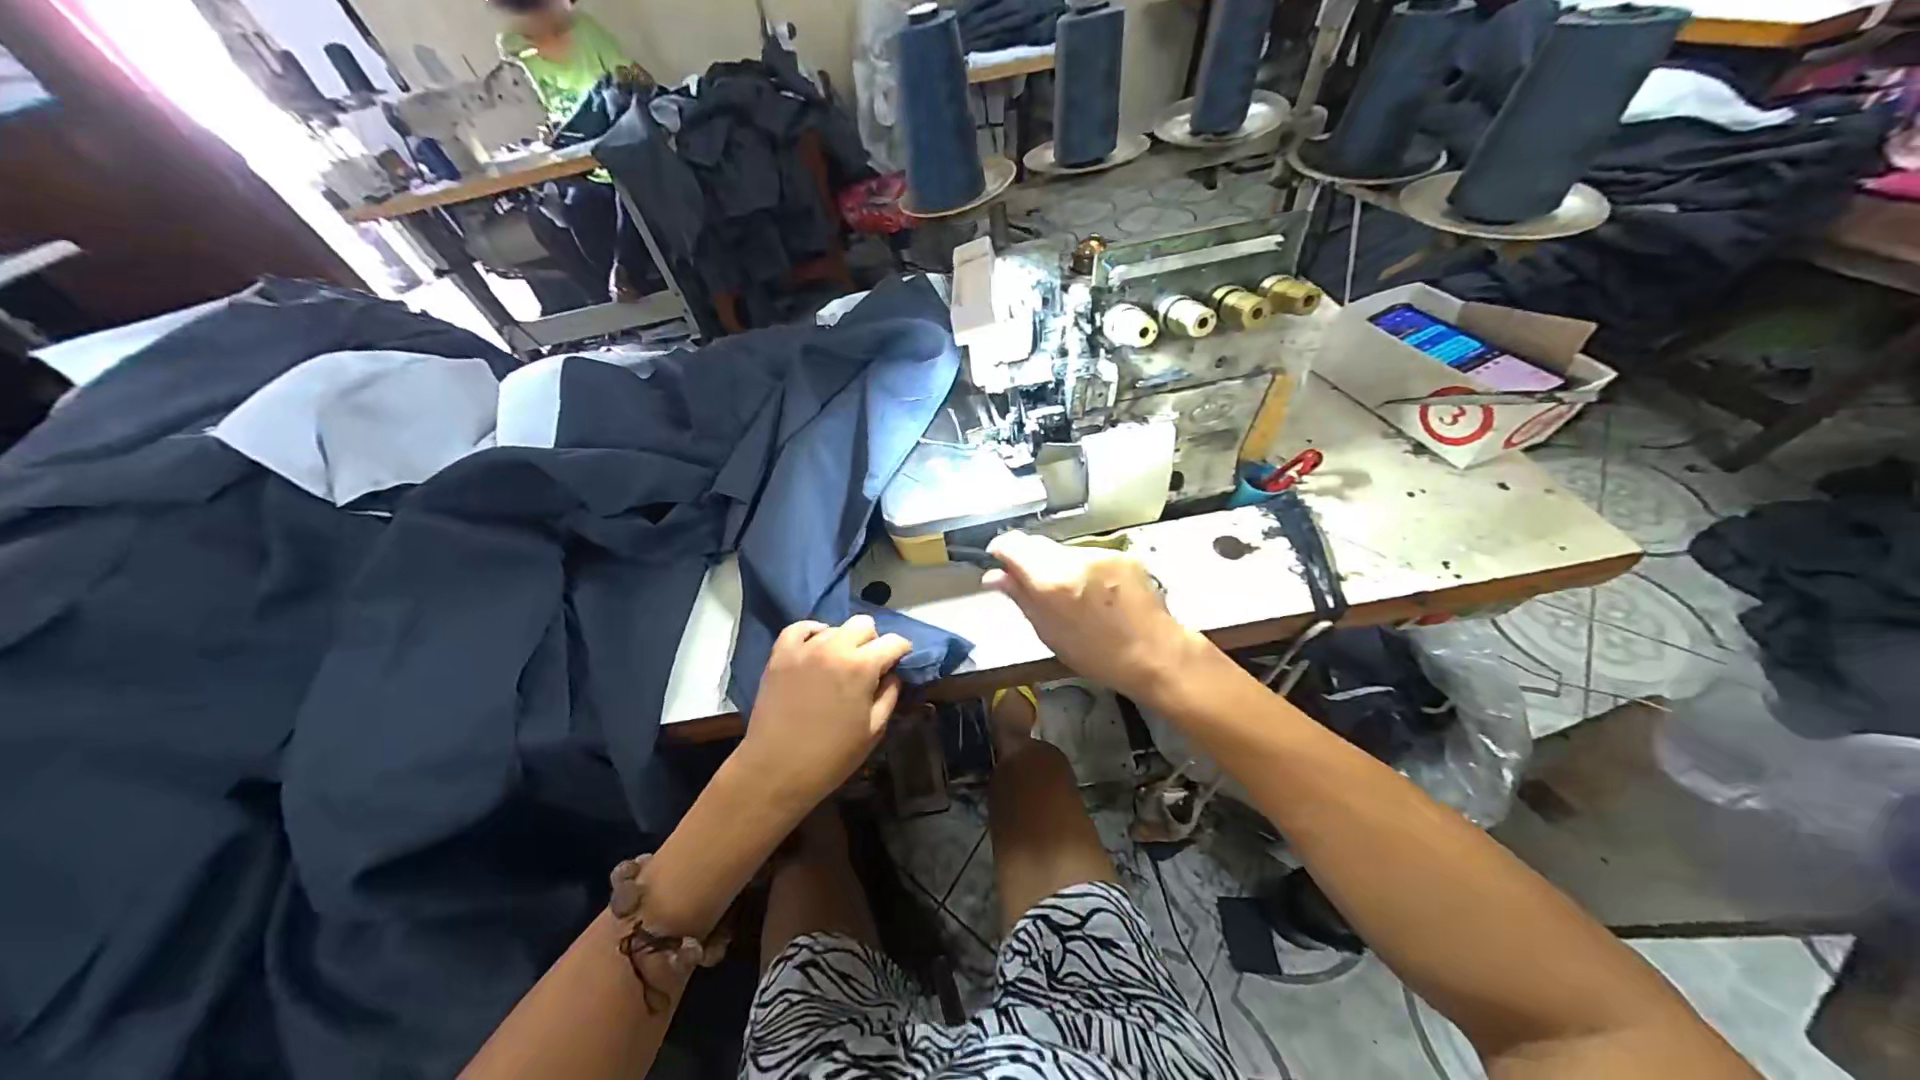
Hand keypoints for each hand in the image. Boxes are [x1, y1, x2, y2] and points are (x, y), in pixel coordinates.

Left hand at [738, 616, 913, 806]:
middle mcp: (834, 648)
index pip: (894, 642)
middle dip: (873, 642)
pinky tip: (815, 648)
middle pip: (864, 624)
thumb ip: (889, 695)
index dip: (902, 652)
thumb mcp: (873, 730)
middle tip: (869, 666)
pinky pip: (799, 628)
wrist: (775, 770)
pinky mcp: (780, 655)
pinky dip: (812, 633)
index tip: (899, 664)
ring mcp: (804, 649)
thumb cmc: (830, 757)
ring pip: (834, 627)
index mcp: (861, 667)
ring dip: (843, 641)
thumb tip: (893, 675)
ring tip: (839, 665)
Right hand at [982, 531, 1204, 703]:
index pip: (1013, 545)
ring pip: (1064, 549)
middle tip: (1031, 585)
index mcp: (1053, 582)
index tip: (999, 562)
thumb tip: (993, 577)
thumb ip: (1020, 598)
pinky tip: (1094, 593)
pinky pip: (1090, 555)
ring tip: (1069, 594)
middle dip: (1028, 559)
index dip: (1001, 551)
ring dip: (1057, 564)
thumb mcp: (1050, 633)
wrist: (1156, 654)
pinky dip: (1084, 568)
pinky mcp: (1122, 555)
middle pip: (1037, 543)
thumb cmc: (1098, 655)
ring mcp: (1102, 554)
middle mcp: (1076, 559)